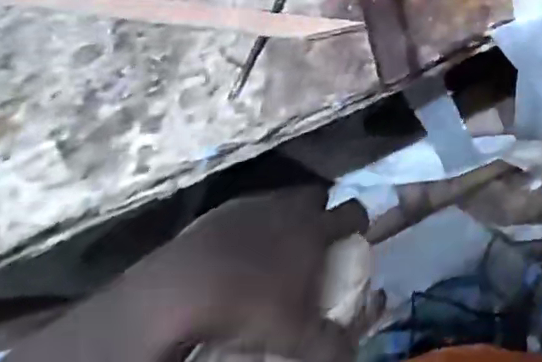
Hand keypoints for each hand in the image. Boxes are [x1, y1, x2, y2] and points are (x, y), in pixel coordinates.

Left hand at [7, 188, 367, 361]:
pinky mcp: (225, 208)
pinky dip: (252, 225)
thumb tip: (351, 353)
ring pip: (284, 199)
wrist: (183, 286)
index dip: (358, 223)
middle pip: (319, 195)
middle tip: (316, 242)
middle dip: (322, 212)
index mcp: (316, 229)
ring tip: (276, 250)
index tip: (357, 238)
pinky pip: (251, 210)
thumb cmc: (250, 307)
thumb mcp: (296, 337)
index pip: (353, 211)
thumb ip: (331, 345)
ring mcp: (257, 202)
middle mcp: (292, 206)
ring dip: (286, 217)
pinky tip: (239, 254)